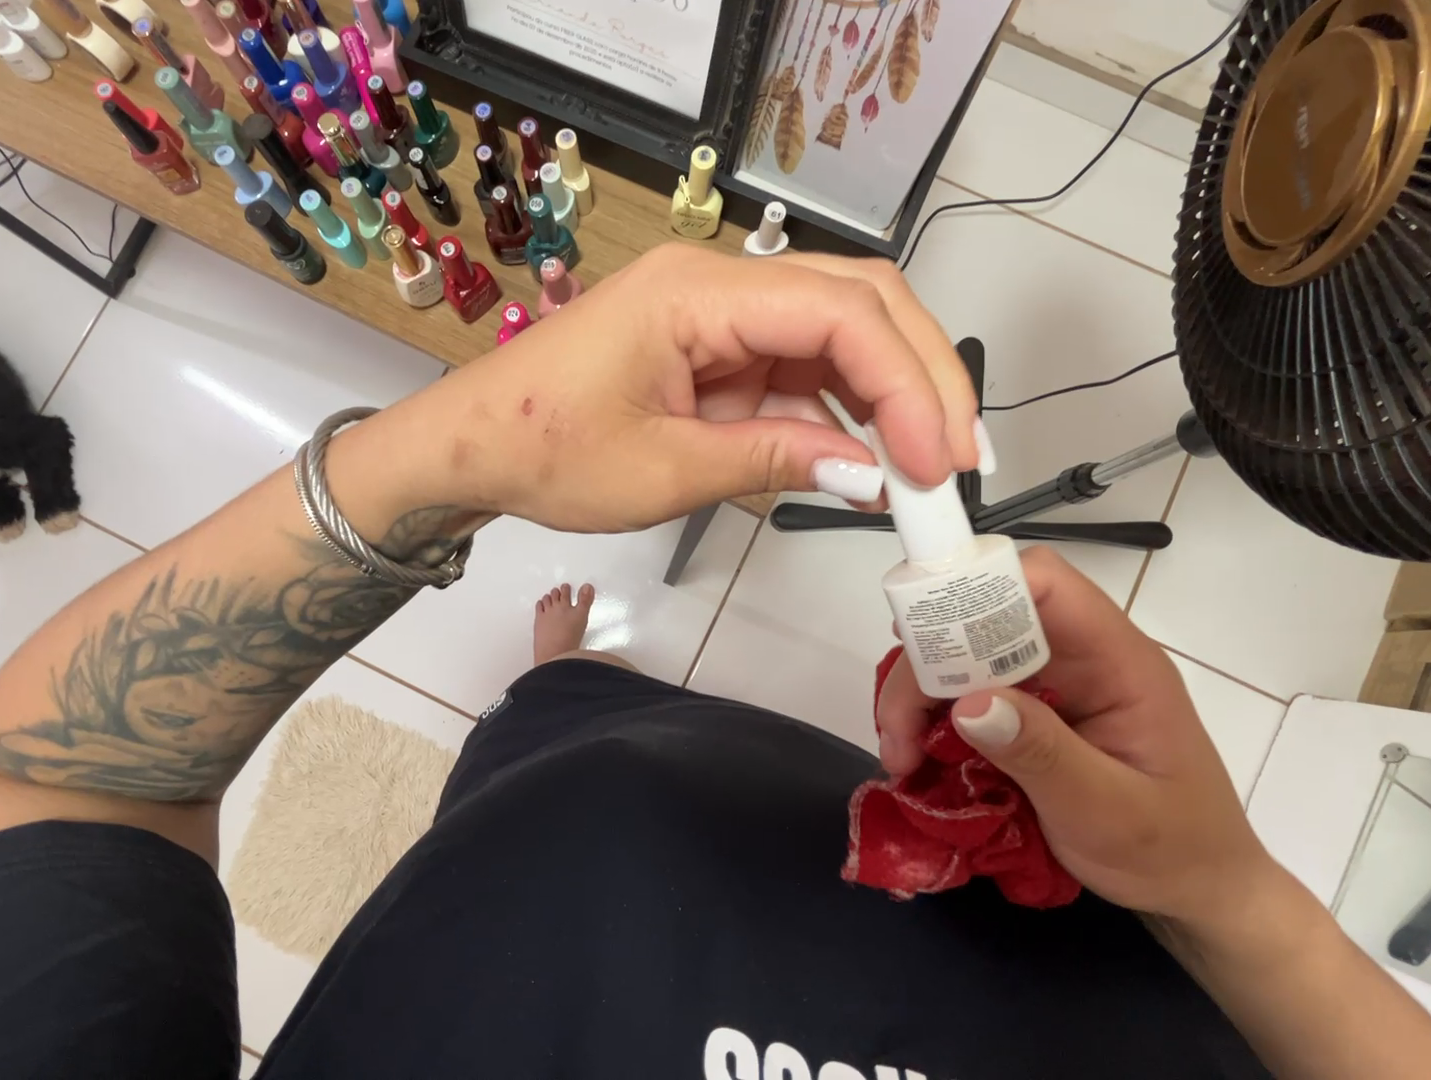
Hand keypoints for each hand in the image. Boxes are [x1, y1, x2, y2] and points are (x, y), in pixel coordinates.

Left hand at [328, 245, 979, 534]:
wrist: (473, 445)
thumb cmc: (541, 451)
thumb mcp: (662, 471)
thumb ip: (772, 461)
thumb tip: (869, 472)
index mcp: (697, 293)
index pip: (840, 311)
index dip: (906, 383)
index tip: (937, 461)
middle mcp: (718, 284)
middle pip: (857, 303)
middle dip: (919, 378)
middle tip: (957, 458)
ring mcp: (720, 315)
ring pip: (838, 334)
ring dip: (887, 398)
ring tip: (923, 471)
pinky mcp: (717, 349)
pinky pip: (798, 370)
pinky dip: (838, 415)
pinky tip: (864, 461)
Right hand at [876, 547, 1281, 925]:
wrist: (1196, 888)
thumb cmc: (1171, 851)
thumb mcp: (1110, 812)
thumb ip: (1044, 754)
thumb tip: (968, 701)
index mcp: (1116, 660)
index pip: (1044, 585)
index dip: (978, 591)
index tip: (920, 641)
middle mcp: (1077, 656)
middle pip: (983, 620)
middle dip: (927, 666)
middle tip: (896, 728)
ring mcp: (1050, 681)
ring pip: (963, 656)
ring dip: (918, 697)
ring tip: (900, 754)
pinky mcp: (1028, 708)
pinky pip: (964, 691)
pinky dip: (928, 718)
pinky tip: (914, 755)